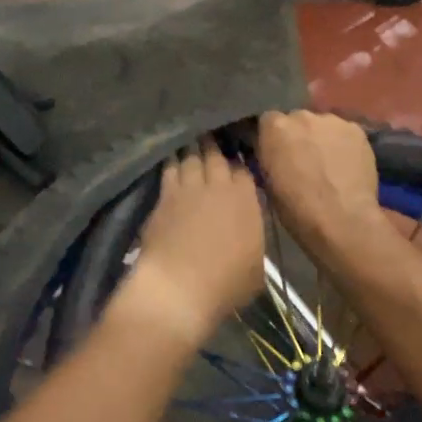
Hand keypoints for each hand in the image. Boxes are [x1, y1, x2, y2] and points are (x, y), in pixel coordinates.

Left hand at [111, 140, 265, 348]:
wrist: (179, 287)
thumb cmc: (225, 285)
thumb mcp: (256, 268)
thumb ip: (254, 239)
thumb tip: (249, 229)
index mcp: (246, 201)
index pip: (244, 171)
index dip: (240, 164)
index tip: (237, 161)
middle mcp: (219, 186)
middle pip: (217, 156)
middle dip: (216, 145)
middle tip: (213, 135)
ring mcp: (189, 188)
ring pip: (192, 156)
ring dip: (193, 147)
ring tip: (192, 137)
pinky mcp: (165, 195)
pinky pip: (170, 168)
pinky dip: (172, 159)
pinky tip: (171, 154)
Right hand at [258, 111, 389, 261]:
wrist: (343, 221)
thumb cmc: (297, 209)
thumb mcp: (268, 182)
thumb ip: (268, 156)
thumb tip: (270, 151)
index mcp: (275, 127)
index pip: (267, 121)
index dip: (273, 138)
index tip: (277, 153)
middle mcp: (302, 115)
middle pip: (297, 120)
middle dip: (298, 135)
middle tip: (304, 159)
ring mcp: (332, 120)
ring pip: (322, 125)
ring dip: (321, 138)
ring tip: (329, 163)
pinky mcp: (356, 130)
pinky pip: (344, 133)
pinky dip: (343, 144)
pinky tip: (347, 164)